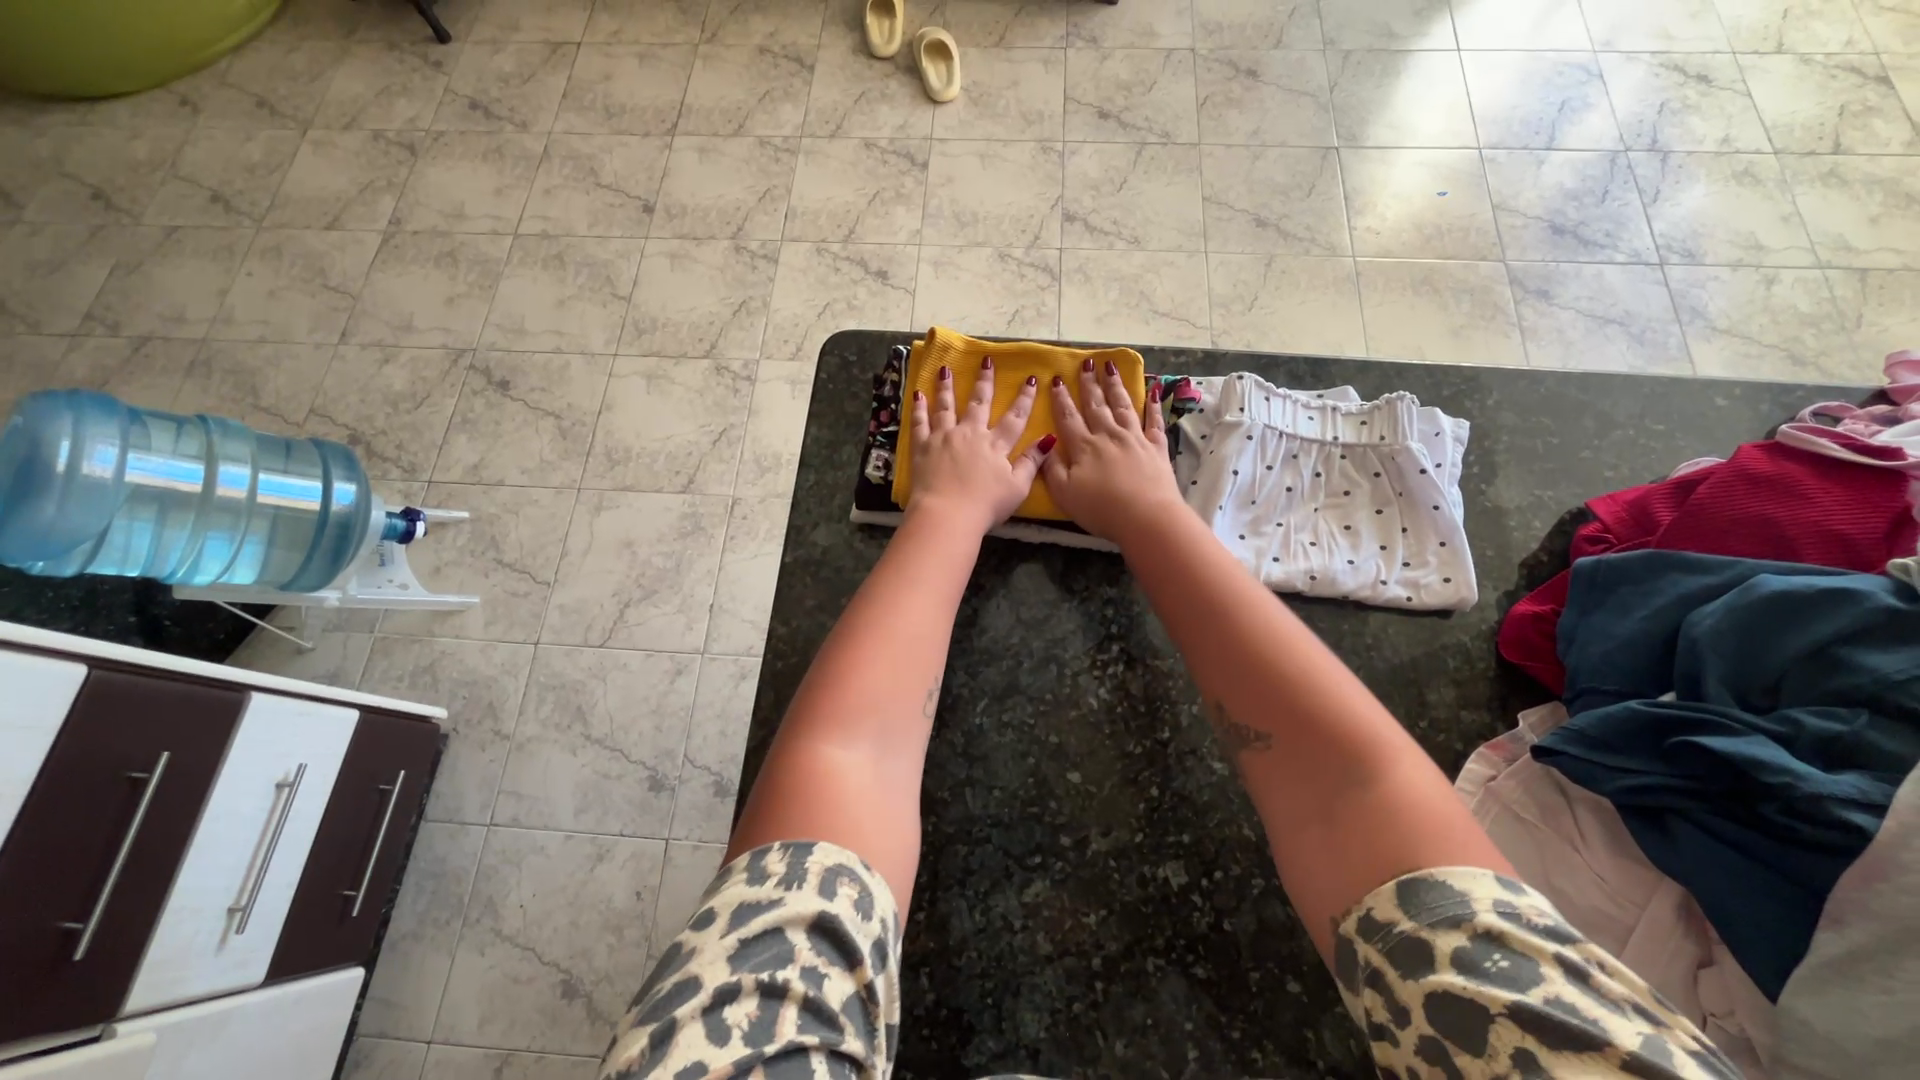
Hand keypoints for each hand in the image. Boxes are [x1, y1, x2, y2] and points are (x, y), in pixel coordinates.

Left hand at [906, 359, 1053, 535]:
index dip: (1024, 398)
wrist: (947, 514)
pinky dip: (919, 408)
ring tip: (945, 369)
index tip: (1030, 379)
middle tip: (986, 360)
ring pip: (947, 406)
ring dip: (947, 386)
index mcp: (995, 445)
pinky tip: (918, 394)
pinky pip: (920, 422)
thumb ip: (1031, 462)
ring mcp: (944, 437)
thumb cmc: (985, 506)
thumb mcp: (1017, 488)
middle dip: (984, 380)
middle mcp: (970, 433)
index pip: (1014, 417)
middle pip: (979, 402)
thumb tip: (1048, 439)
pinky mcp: (922, 447)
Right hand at [1042, 360, 1184, 544]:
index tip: (1057, 379)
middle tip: (1086, 362)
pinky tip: (1153, 390)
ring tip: (1111, 366)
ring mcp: (1135, 438)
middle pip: (1096, 404)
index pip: (1068, 417)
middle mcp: (1108, 435)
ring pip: (1123, 405)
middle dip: (1089, 383)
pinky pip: (1154, 420)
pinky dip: (1153, 404)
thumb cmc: (1101, 510)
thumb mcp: (1065, 494)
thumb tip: (1044, 445)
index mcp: (1084, 447)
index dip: (1061, 398)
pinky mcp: (1156, 447)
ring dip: (1115, 385)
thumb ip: (1051, 468)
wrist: (1146, 518)